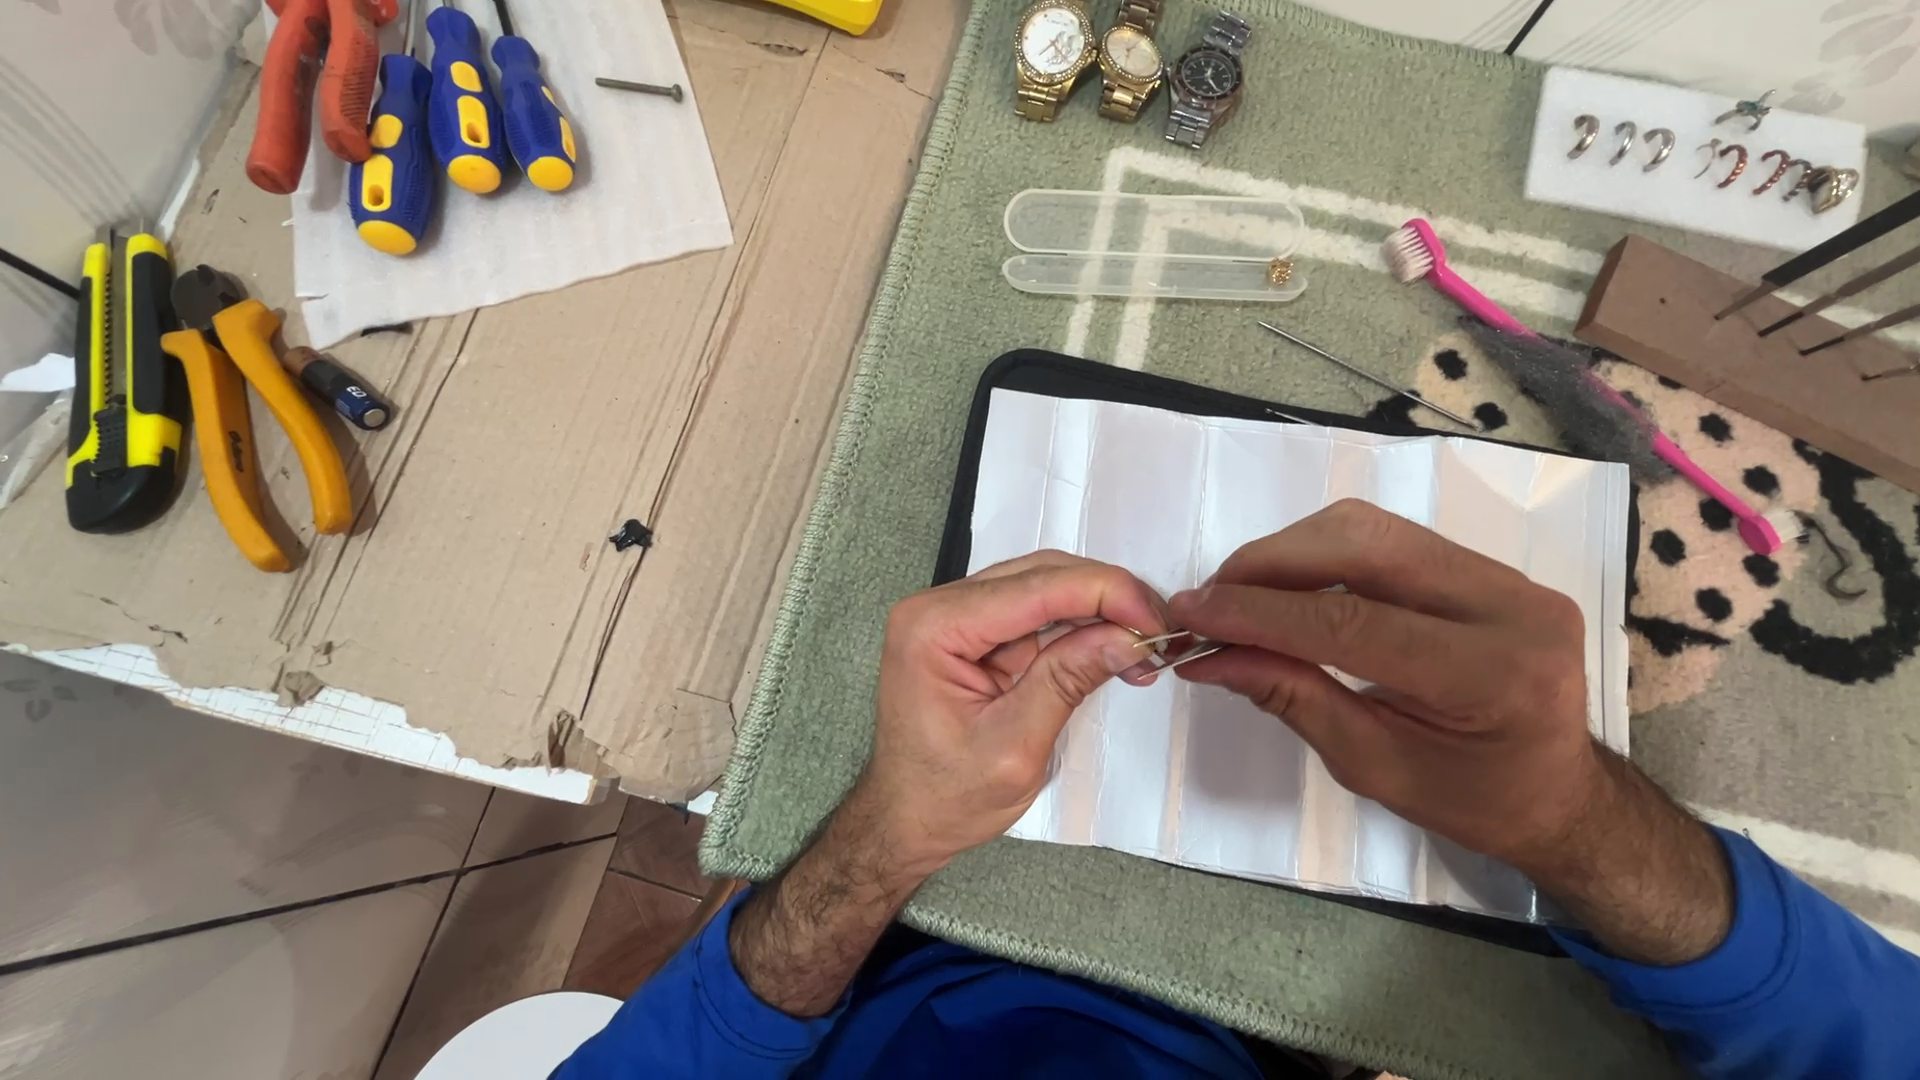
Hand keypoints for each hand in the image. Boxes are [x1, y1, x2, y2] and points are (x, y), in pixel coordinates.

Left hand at [730, 552, 1165, 1016]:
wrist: (905, 820)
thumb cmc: (944, 797)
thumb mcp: (1014, 748)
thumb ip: (1066, 681)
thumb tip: (1129, 636)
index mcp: (934, 628)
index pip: (1034, 587)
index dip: (1105, 594)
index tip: (1157, 621)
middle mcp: (938, 606)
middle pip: (1040, 575)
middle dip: (1107, 597)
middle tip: (1159, 633)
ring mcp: (954, 614)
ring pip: (1042, 584)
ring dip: (1097, 608)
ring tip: (1141, 645)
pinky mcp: (973, 630)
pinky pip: (1034, 610)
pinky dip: (1077, 624)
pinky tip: (1110, 647)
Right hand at [1170, 499, 1597, 864]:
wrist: (1558, 790)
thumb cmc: (1468, 798)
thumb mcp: (1370, 764)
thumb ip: (1291, 698)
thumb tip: (1209, 657)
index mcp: (1490, 676)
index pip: (1348, 621)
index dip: (1255, 612)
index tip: (1188, 613)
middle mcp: (1507, 605)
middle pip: (1359, 545)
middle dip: (1265, 565)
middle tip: (1206, 600)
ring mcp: (1503, 575)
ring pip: (1366, 527)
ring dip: (1286, 552)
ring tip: (1238, 594)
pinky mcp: (1485, 564)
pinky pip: (1381, 536)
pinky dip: (1316, 552)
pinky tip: (1285, 586)